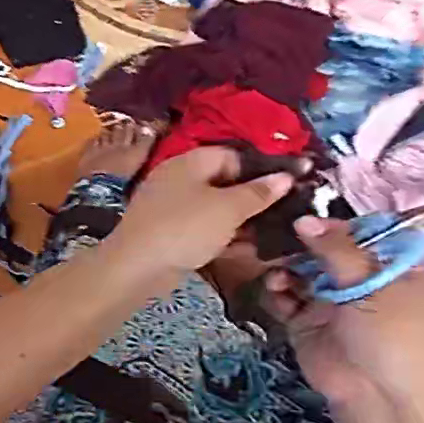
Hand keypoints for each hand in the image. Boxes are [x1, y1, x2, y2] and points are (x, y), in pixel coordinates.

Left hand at [105, 147, 298, 274]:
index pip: (232, 155)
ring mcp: (170, 208)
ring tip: (269, 235)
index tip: (286, 186)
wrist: (137, 267)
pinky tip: (243, 250)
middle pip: (223, 182)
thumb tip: (286, 176)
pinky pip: (201, 229)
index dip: (259, 168)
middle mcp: (178, 179)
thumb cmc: (185, 228)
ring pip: (213, 209)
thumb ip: (258, 193)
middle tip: (282, 214)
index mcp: (189, 161)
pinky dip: (221, 237)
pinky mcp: (167, 234)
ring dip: (239, 221)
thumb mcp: (228, 208)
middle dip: (251, 198)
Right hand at [262, 215, 423, 411]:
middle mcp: (364, 283)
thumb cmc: (398, 336)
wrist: (386, 403)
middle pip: (325, 253)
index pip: (360, 235)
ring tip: (276, 271)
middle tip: (275, 239)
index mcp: (396, 267)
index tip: (302, 216)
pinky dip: (278, 293)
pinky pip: (287, 301)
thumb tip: (304, 219)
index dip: (332, 225)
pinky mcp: (308, 327)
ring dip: (287, 269)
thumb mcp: (374, 284)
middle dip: (301, 246)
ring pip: (303, 276)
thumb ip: (337, 250)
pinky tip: (275, 289)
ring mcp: (334, 306)